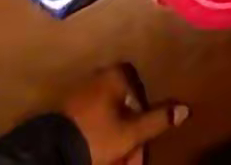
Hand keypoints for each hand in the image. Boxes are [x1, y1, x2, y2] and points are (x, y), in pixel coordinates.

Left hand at [58, 65, 187, 164]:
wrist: (43, 153)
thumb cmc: (94, 136)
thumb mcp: (130, 133)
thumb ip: (158, 119)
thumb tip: (186, 109)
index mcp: (117, 74)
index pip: (141, 93)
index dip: (143, 119)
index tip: (140, 141)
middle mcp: (99, 76)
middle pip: (122, 106)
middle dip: (126, 132)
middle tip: (125, 157)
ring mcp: (77, 92)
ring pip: (104, 116)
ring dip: (109, 137)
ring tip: (108, 159)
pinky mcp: (61, 111)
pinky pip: (86, 122)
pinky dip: (92, 136)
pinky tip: (92, 153)